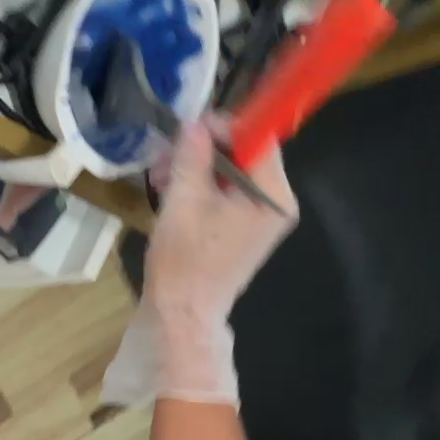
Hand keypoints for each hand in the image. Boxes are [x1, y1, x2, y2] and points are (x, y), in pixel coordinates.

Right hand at [103, 121, 298, 406]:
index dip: (225, 127)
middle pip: (246, 157)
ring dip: (199, 172)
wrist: (181, 316)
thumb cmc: (183, 263)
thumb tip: (196, 123)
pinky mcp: (244, 234)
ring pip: (234, 177)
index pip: (258, 139)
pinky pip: (228, 198)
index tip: (189, 129)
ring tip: (162, 179)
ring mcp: (262, 220)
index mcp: (272, 195)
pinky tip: (174, 197)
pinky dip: (203, 192)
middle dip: (205, 152)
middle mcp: (277, 204)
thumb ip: (192, 159)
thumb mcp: (183, 204)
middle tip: (165, 159)